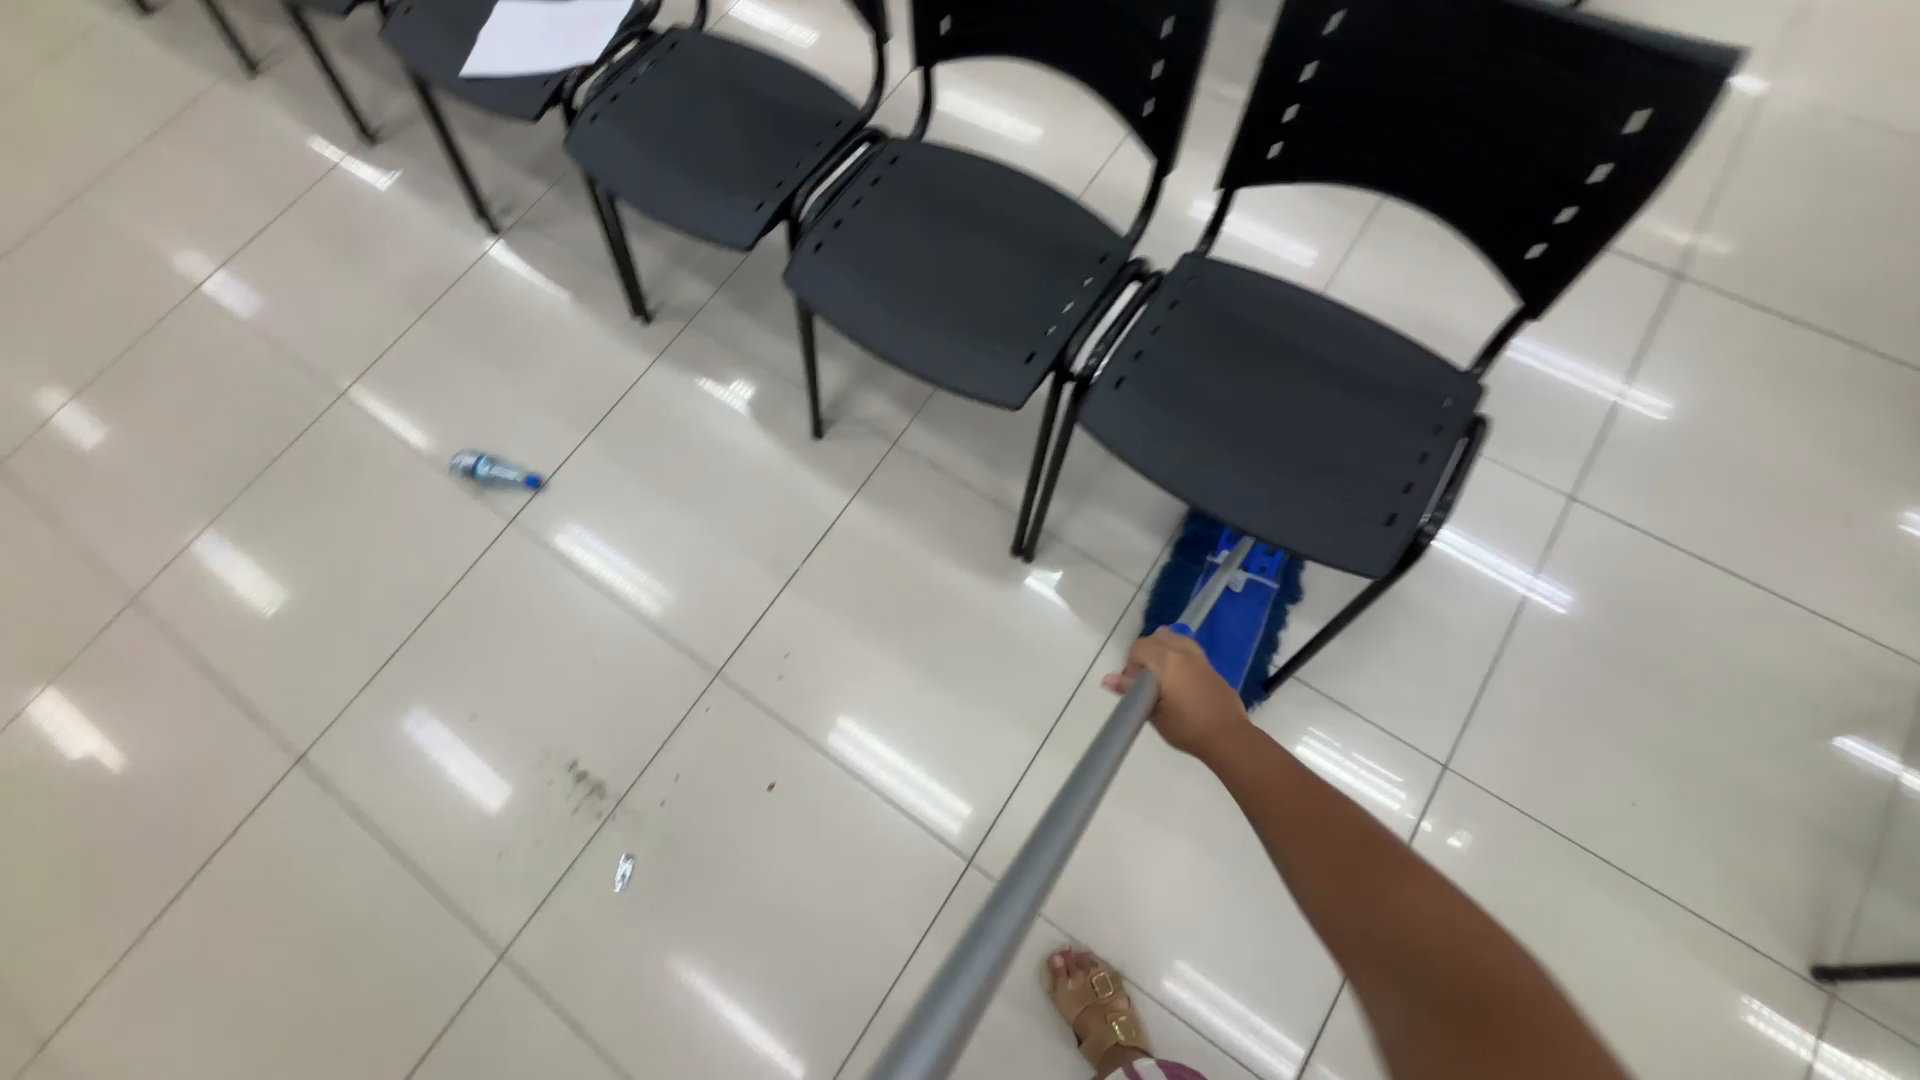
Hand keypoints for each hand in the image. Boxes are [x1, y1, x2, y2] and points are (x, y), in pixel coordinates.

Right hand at [1102, 628, 1254, 760]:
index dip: (1131, 665)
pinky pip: (1189, 648)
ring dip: (1162, 649)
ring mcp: (1199, 658)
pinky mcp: (1211, 667)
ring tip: (1162, 673)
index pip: (1139, 647)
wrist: (1228, 737)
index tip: (1135, 686)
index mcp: (1165, 661)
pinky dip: (1178, 653)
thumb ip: (1131, 691)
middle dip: (1145, 654)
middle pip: (1156, 638)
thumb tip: (1107, 679)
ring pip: (1175, 638)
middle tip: (1145, 681)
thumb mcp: (1153, 712)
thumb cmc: (1186, 727)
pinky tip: (1179, 676)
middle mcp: (1182, 652)